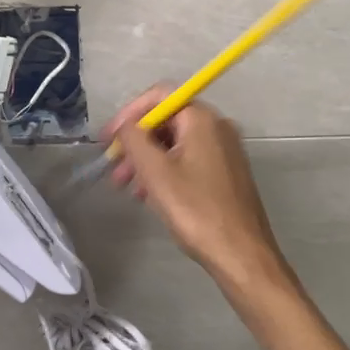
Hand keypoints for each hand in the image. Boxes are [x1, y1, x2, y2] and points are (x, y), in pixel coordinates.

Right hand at [102, 86, 287, 284]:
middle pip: (167, 120)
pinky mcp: (227, 171)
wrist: (241, 253)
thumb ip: (135, 139)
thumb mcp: (156, 173)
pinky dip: (166, 170)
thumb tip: (126, 123)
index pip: (160, 96)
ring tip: (127, 188)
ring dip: (148, 160)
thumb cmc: (196, 210)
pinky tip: (151, 195)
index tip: (108, 139)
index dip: (129, 113)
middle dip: (137, 142)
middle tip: (114, 170)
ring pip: (177, 143)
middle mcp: (217, 126)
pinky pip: (189, 159)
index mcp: (202, 119)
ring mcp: (225, 149)